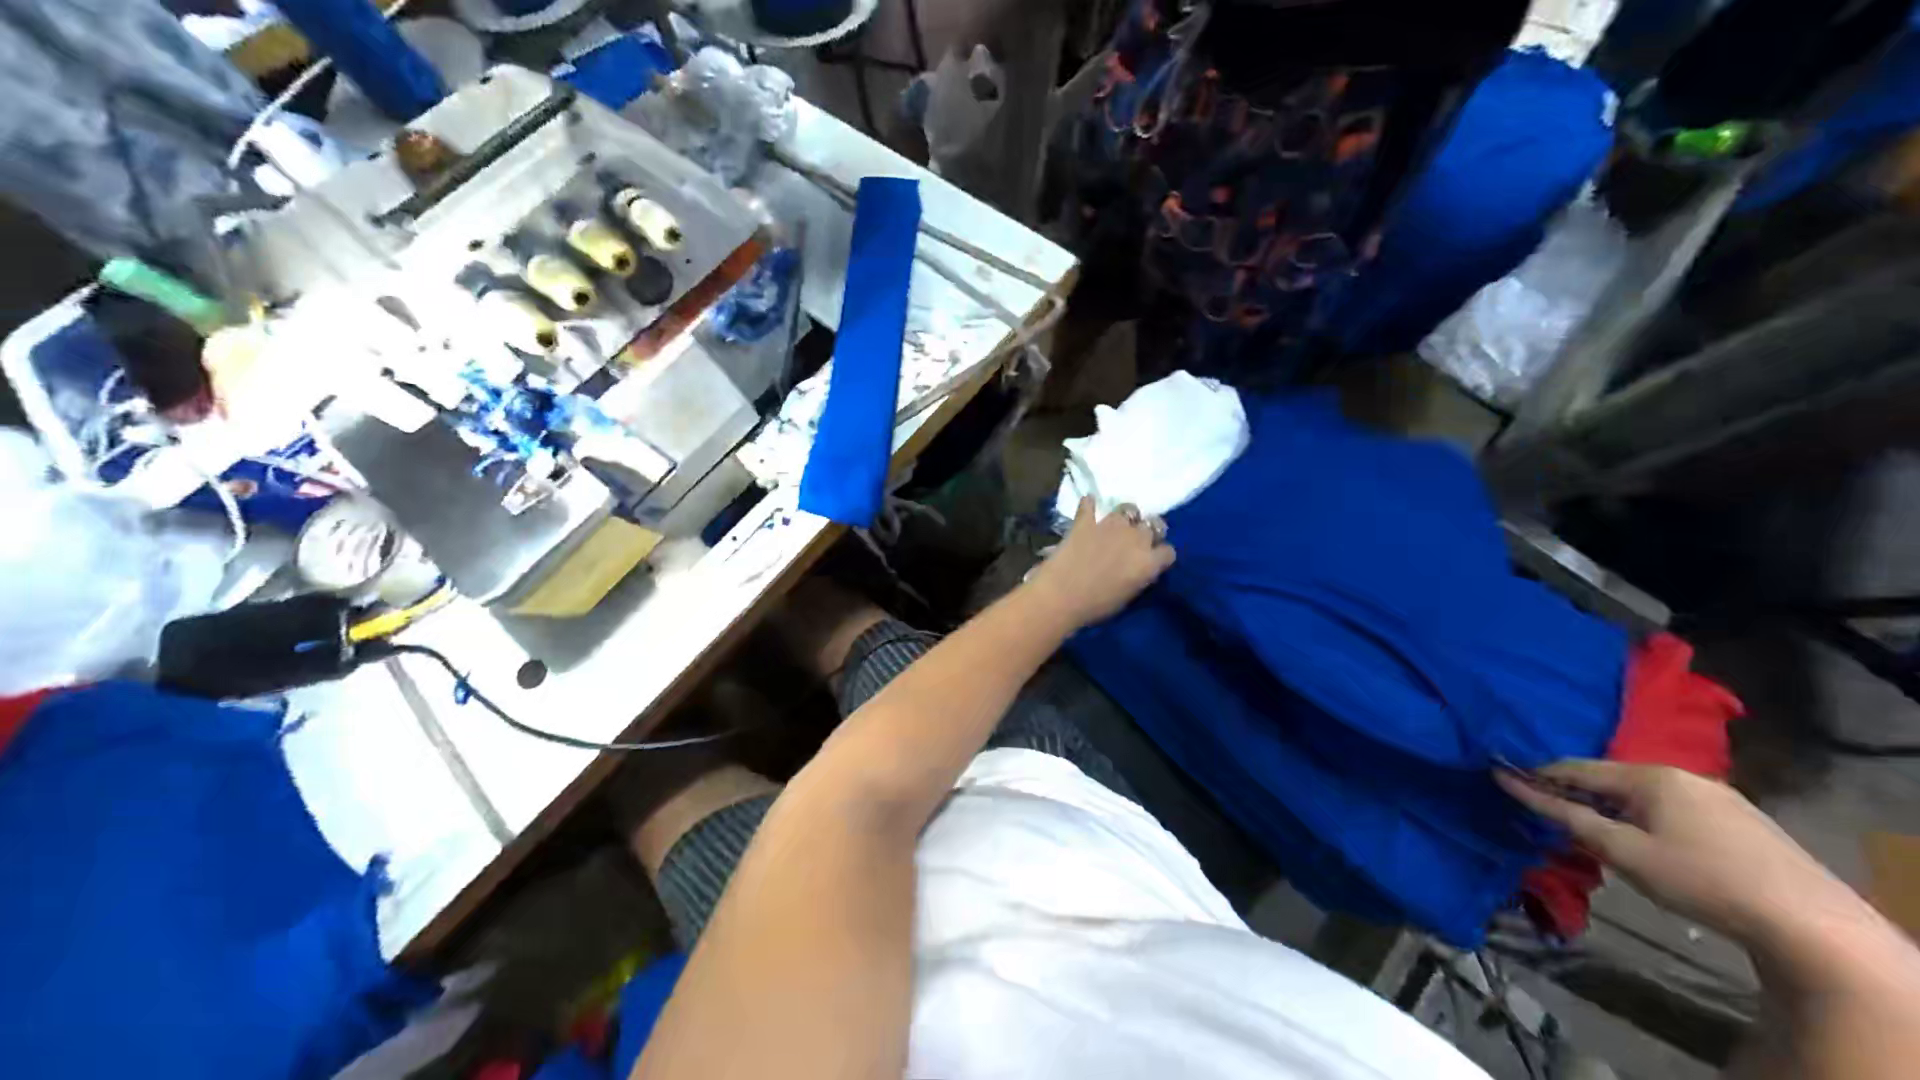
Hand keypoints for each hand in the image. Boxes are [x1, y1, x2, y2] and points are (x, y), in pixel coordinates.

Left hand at [1025, 497, 1175, 629]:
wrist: (1061, 595)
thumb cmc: (1095, 606)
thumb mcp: (1127, 596)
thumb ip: (1139, 577)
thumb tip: (1139, 570)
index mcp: (1149, 562)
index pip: (1168, 551)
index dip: (1161, 554)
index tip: (1153, 559)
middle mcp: (1136, 538)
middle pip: (1152, 525)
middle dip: (1147, 530)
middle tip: (1136, 540)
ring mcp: (1111, 525)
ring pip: (1127, 509)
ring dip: (1125, 516)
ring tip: (1116, 524)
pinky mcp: (1086, 521)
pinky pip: (1089, 505)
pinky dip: (1089, 505)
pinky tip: (1087, 506)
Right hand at [1497, 761, 1861, 947]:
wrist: (1812, 925)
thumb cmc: (1700, 879)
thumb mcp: (1622, 851)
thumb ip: (1566, 816)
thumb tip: (1510, 782)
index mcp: (1650, 775)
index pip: (1576, 767)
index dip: (1538, 775)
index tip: (1503, 780)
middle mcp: (1682, 775)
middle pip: (1610, 779)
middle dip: (1576, 793)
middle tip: (1548, 813)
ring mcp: (1718, 797)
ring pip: (1643, 795)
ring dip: (1612, 809)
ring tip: (1594, 831)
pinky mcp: (1742, 821)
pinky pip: (1673, 808)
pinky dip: (1645, 819)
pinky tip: (1647, 843)